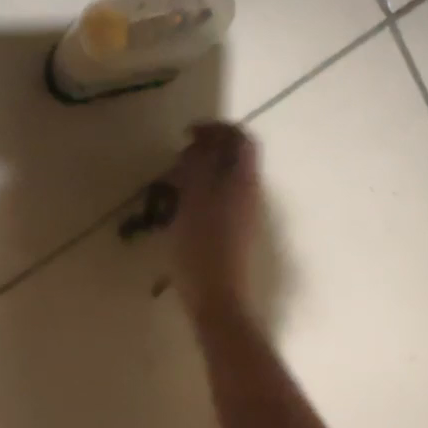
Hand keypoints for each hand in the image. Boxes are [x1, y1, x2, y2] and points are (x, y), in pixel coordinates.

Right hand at [165, 122, 260, 321]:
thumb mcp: (193, 201)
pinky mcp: (237, 233)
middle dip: (210, 150)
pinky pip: (224, 199)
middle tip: (181, 157)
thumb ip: (198, 168)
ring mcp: (246, 215)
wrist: (218, 298)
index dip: (215, 129)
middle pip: (237, 158)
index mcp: (242, 181)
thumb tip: (199, 146)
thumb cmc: (201, 249)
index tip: (188, 133)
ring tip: (177, 183)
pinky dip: (205, 192)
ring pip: (230, 179)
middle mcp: (250, 193)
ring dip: (206, 172)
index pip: (239, 139)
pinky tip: (184, 208)